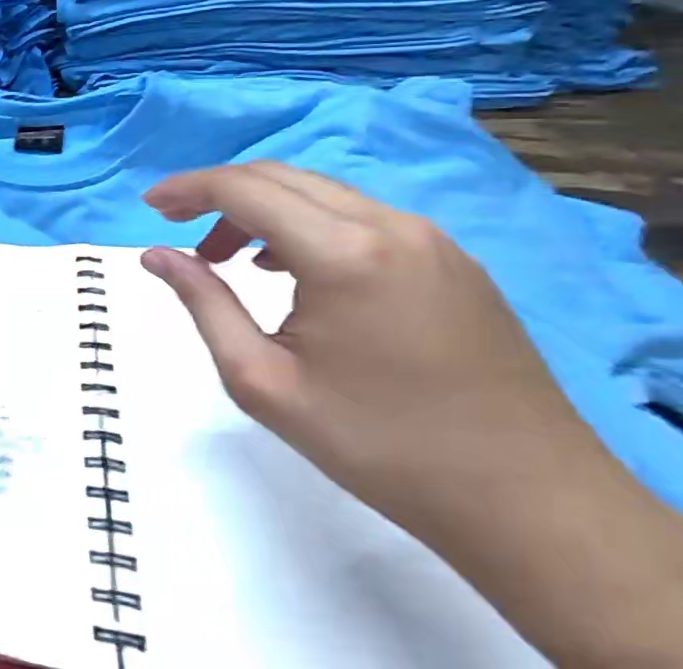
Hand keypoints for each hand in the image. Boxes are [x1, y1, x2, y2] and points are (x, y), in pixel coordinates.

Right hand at [138, 161, 599, 533]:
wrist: (533, 504)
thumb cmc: (380, 446)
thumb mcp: (263, 380)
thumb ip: (203, 304)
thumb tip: (156, 255)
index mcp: (344, 253)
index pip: (243, 188)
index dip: (186, 189)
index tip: (149, 207)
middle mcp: (391, 226)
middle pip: (280, 177)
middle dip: (218, 193)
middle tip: (178, 228)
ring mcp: (432, 240)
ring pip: (321, 193)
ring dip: (262, 210)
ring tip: (229, 259)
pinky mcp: (454, 261)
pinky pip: (360, 216)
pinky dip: (307, 224)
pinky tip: (292, 271)